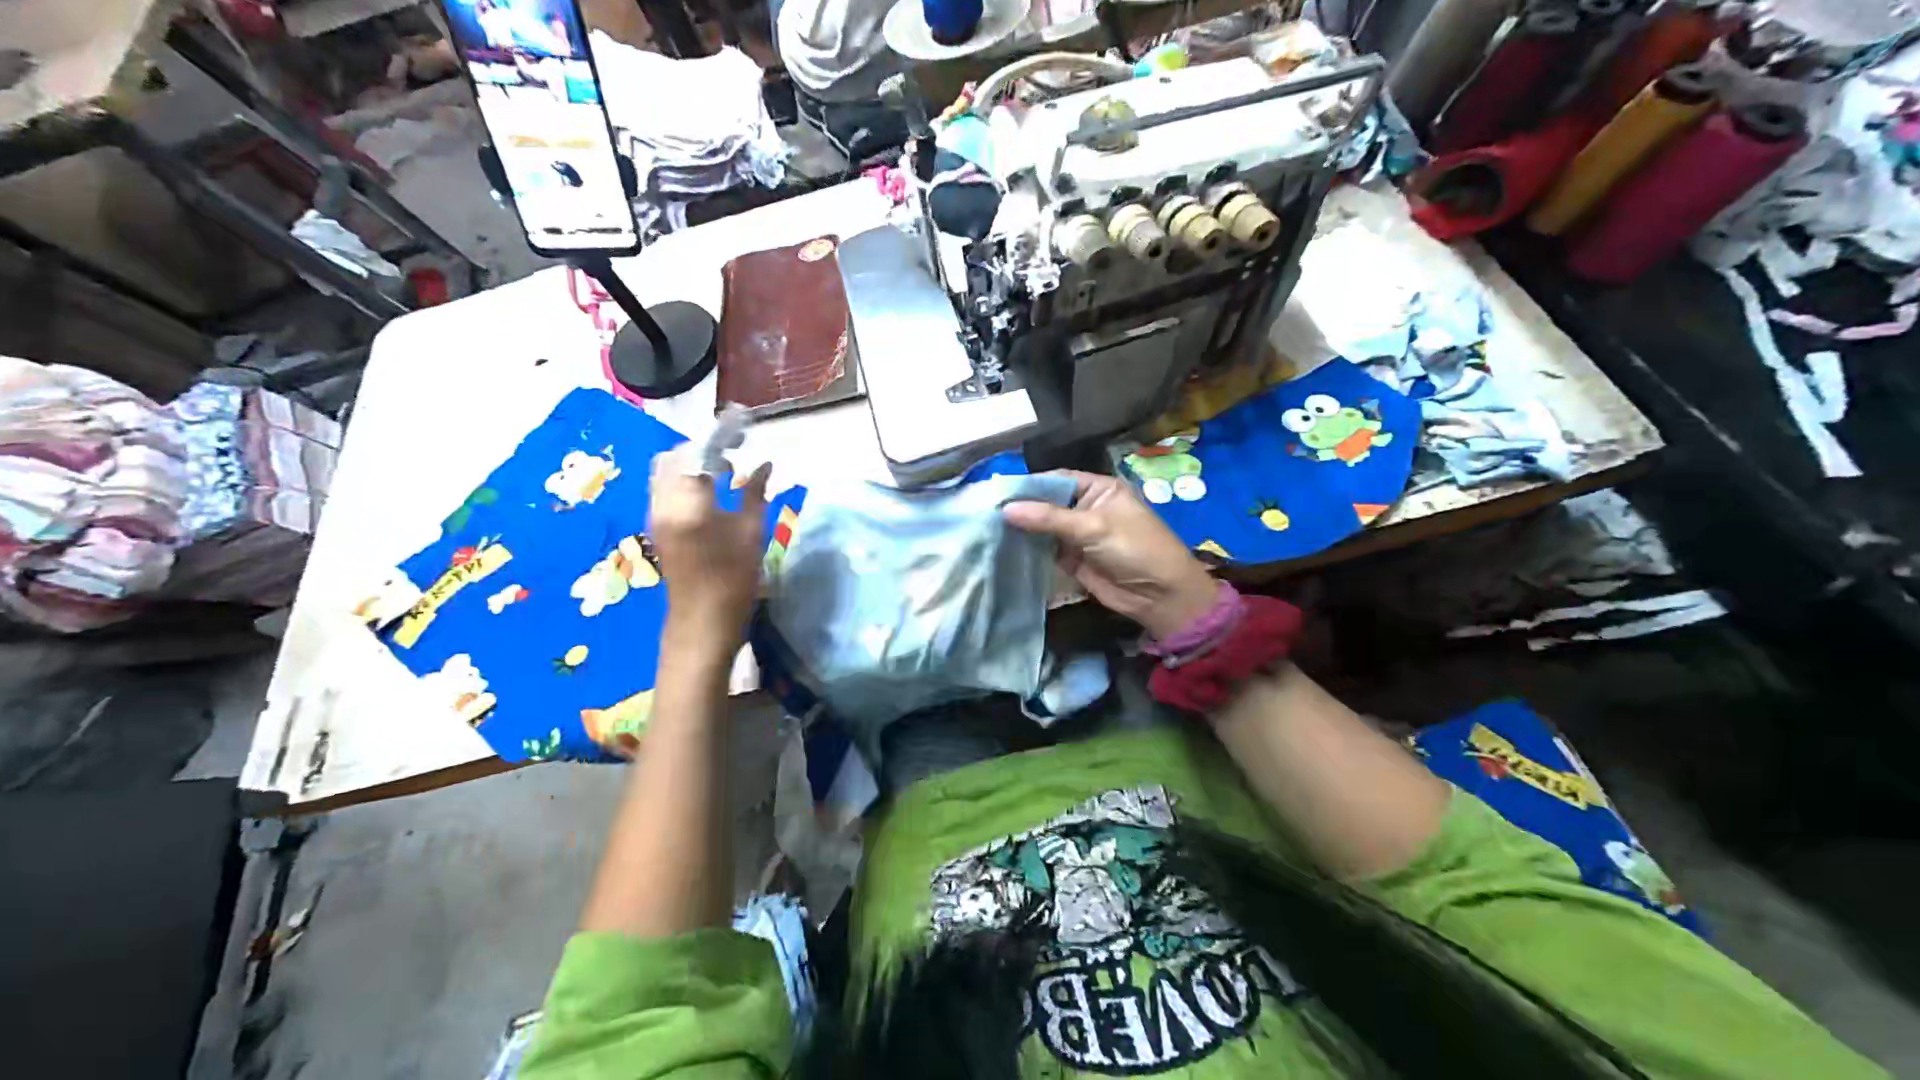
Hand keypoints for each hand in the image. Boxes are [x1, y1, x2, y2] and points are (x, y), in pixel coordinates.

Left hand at [648, 449, 771, 648]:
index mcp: (688, 504)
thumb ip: (755, 493)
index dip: (719, 437)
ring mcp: (655, 516)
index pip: (697, 453)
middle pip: (674, 457)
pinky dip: (685, 481)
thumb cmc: (733, 582)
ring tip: (726, 471)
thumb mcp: (751, 534)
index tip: (741, 431)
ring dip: (692, 464)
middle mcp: (663, 504)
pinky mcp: (657, 527)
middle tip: (733, 453)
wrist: (702, 625)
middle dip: (702, 448)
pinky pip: (665, 489)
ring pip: (666, 472)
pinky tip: (712, 493)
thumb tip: (765, 465)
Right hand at [1003, 470, 1217, 639]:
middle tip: (984, 511)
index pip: (1057, 479)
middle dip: (1021, 508)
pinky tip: (1002, 547)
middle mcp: (1086, 508)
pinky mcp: (1072, 560)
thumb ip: (1049, 518)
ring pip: (1043, 528)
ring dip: (1021, 529)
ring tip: (986, 528)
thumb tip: (1006, 509)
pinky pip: (1045, 550)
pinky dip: (1027, 549)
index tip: (996, 491)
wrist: (1160, 596)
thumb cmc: (1135, 549)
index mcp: (1099, 489)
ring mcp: (1078, 535)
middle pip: (1047, 503)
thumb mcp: (1093, 527)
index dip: (1029, 485)